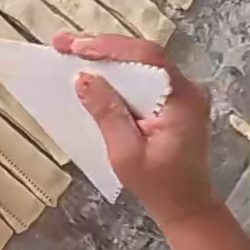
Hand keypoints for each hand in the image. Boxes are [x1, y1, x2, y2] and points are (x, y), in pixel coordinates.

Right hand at [54, 31, 216, 226]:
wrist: (186, 205)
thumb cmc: (158, 185)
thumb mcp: (126, 153)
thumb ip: (107, 114)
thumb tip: (84, 80)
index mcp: (181, 98)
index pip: (145, 58)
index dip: (108, 47)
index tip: (76, 46)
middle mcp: (186, 89)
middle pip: (142, 55)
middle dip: (101, 47)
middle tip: (63, 44)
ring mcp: (181, 94)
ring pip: (141, 64)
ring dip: (106, 58)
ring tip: (72, 51)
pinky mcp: (172, 102)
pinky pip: (142, 79)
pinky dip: (116, 74)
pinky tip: (94, 71)